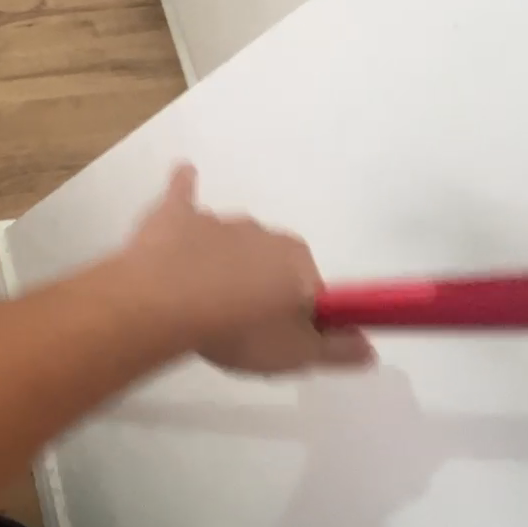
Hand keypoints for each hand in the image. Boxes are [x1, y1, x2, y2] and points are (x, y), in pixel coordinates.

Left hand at [124, 165, 374, 375]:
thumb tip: (367, 346)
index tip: (275, 332)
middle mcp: (259, 230)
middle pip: (265, 260)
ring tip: (197, 293)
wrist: (160, 304)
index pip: (309, 287)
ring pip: (226, 239)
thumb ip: (337, 349)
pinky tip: (185, 172)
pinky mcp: (172, 214)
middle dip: (255, 284)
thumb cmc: (235, 329)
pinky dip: (184, 185)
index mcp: (296, 258)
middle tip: (234, 319)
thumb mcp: (296, 354)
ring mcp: (213, 219)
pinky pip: (182, 192)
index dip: (295, 313)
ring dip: (218, 259)